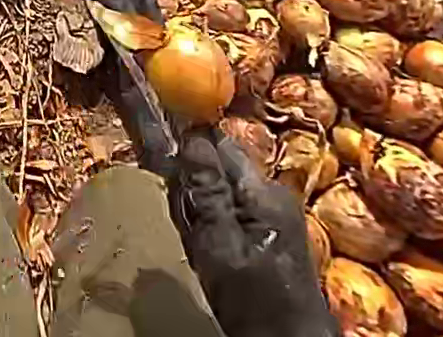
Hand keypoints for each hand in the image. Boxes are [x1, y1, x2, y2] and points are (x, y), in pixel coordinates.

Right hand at [168, 130, 340, 336]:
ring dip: (203, 208)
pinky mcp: (271, 233)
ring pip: (223, 189)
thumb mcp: (222, 247)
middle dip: (195, 184)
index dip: (191, 149)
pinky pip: (233, 211)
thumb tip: (191, 137)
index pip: (220, 143)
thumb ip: (208, 193)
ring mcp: (274, 213)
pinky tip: (211, 252)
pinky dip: (215, 225)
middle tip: (185, 219)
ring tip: (198, 242)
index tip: (167, 169)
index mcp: (264, 190)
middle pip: (221, 166)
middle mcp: (272, 192)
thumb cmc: (255, 304)